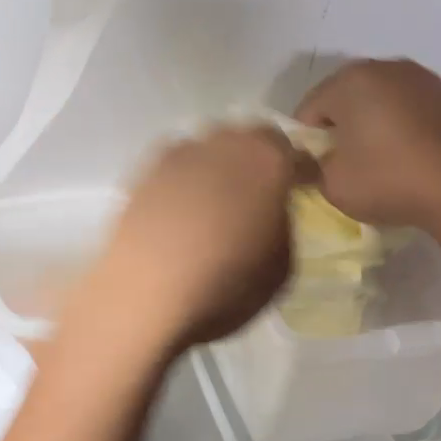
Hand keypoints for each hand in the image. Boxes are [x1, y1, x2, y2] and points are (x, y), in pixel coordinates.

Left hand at [76, 125, 302, 352]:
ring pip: (207, 152)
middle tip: (254, 200)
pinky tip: (178, 219)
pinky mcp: (140, 174)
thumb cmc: (224, 287)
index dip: (300, 175)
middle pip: (248, 142)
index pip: (296, 155)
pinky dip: (182, 188)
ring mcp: (177, 155)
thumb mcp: (281, 270)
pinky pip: (174, 172)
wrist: (143, 298)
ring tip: (213, 210)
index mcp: (268, 160)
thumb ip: (283, 227)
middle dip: (256, 165)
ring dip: (216, 173)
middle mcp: (223, 143)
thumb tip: (270, 214)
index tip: (299, 193)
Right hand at [296, 59, 440, 229]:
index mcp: (349, 80)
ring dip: (366, 124)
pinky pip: (402, 105)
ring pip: (374, 99)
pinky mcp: (440, 92)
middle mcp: (382, 66)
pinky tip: (400, 153)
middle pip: (342, 98)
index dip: (304, 143)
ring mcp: (416, 76)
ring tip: (373, 160)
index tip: (314, 170)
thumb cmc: (386, 180)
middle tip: (341, 166)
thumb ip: (310, 168)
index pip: (307, 110)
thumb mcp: (332, 185)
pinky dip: (394, 124)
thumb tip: (308, 163)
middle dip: (336, 128)